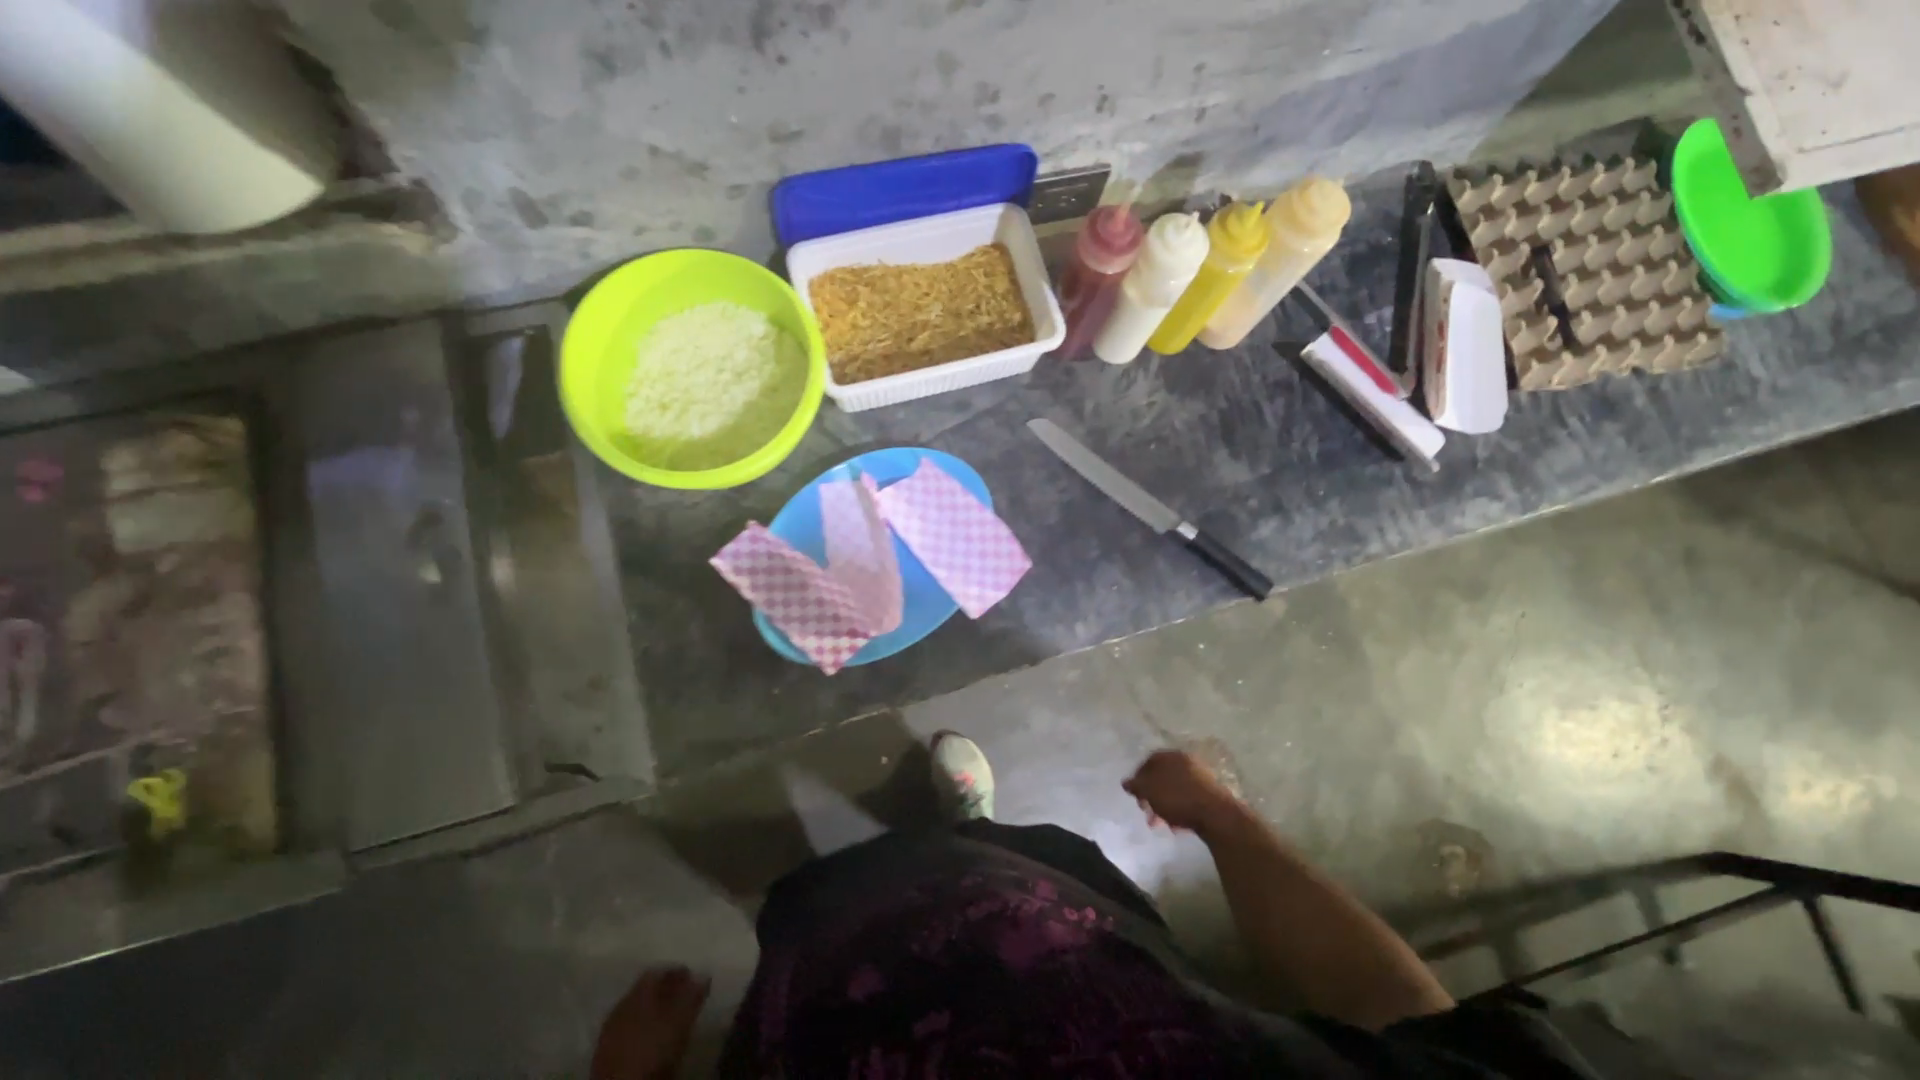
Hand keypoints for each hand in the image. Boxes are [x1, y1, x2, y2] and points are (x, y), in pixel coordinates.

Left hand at [591, 966, 710, 1079]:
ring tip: (673, 1018)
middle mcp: (621, 1006)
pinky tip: (654, 1037)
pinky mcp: (607, 1051)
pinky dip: (644, 1028)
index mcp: (636, 994)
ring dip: (654, 1010)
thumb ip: (692, 996)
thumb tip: (703, 975)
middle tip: (685, 995)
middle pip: (644, 991)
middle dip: (665, 991)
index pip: (655, 972)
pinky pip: (630, 1029)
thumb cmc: (653, 1049)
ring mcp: (611, 1029)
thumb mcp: (680, 1021)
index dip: (675, 972)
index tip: (691, 976)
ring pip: (636, 1011)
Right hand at [1123, 750, 1242, 833]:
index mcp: (1171, 756)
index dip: (1138, 778)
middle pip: (1161, 777)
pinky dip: (1179, 810)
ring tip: (1160, 824)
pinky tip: (1176, 825)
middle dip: (1151, 796)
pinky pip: (1187, 799)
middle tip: (1146, 812)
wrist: (1216, 814)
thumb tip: (1126, 782)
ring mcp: (1200, 777)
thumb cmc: (1177, 798)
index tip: (1134, 795)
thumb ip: (1136, 785)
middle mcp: (1186, 762)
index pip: (1148, 762)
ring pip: (1174, 790)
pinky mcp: (1210, 794)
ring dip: (1164, 806)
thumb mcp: (1150, 791)